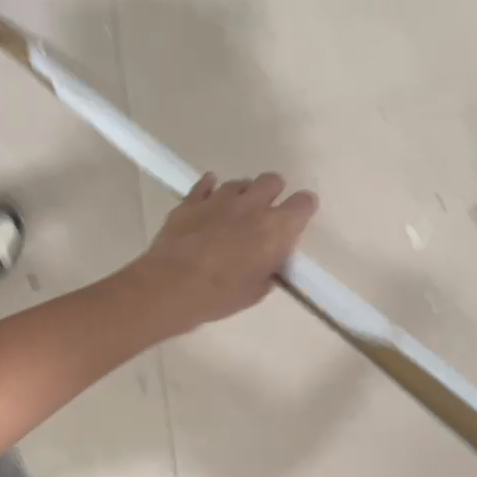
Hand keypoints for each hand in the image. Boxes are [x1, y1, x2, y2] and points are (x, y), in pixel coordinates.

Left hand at [118, 172, 316, 336]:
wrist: (171, 285)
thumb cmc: (219, 294)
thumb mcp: (256, 290)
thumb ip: (267, 269)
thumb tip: (265, 264)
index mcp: (277, 227)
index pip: (304, 203)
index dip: (300, 210)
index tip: (293, 220)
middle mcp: (252, 205)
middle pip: (271, 181)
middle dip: (270, 193)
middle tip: (262, 212)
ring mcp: (218, 200)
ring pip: (238, 183)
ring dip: (240, 193)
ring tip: (232, 210)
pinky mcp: (189, 202)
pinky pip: (203, 184)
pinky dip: (208, 187)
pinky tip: (207, 194)